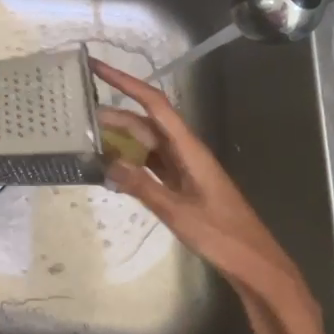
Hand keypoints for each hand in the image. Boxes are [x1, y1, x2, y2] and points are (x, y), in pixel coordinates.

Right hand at [92, 59, 311, 304]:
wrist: (256, 266)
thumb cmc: (222, 236)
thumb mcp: (178, 213)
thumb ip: (142, 186)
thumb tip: (107, 161)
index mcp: (189, 148)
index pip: (154, 104)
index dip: (126, 82)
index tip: (98, 67)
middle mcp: (185, 151)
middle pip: (145, 123)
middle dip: (114, 114)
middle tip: (77, 113)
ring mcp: (183, 168)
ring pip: (146, 143)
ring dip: (119, 138)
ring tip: (87, 138)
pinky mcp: (181, 185)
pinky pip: (150, 164)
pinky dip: (130, 161)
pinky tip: (110, 167)